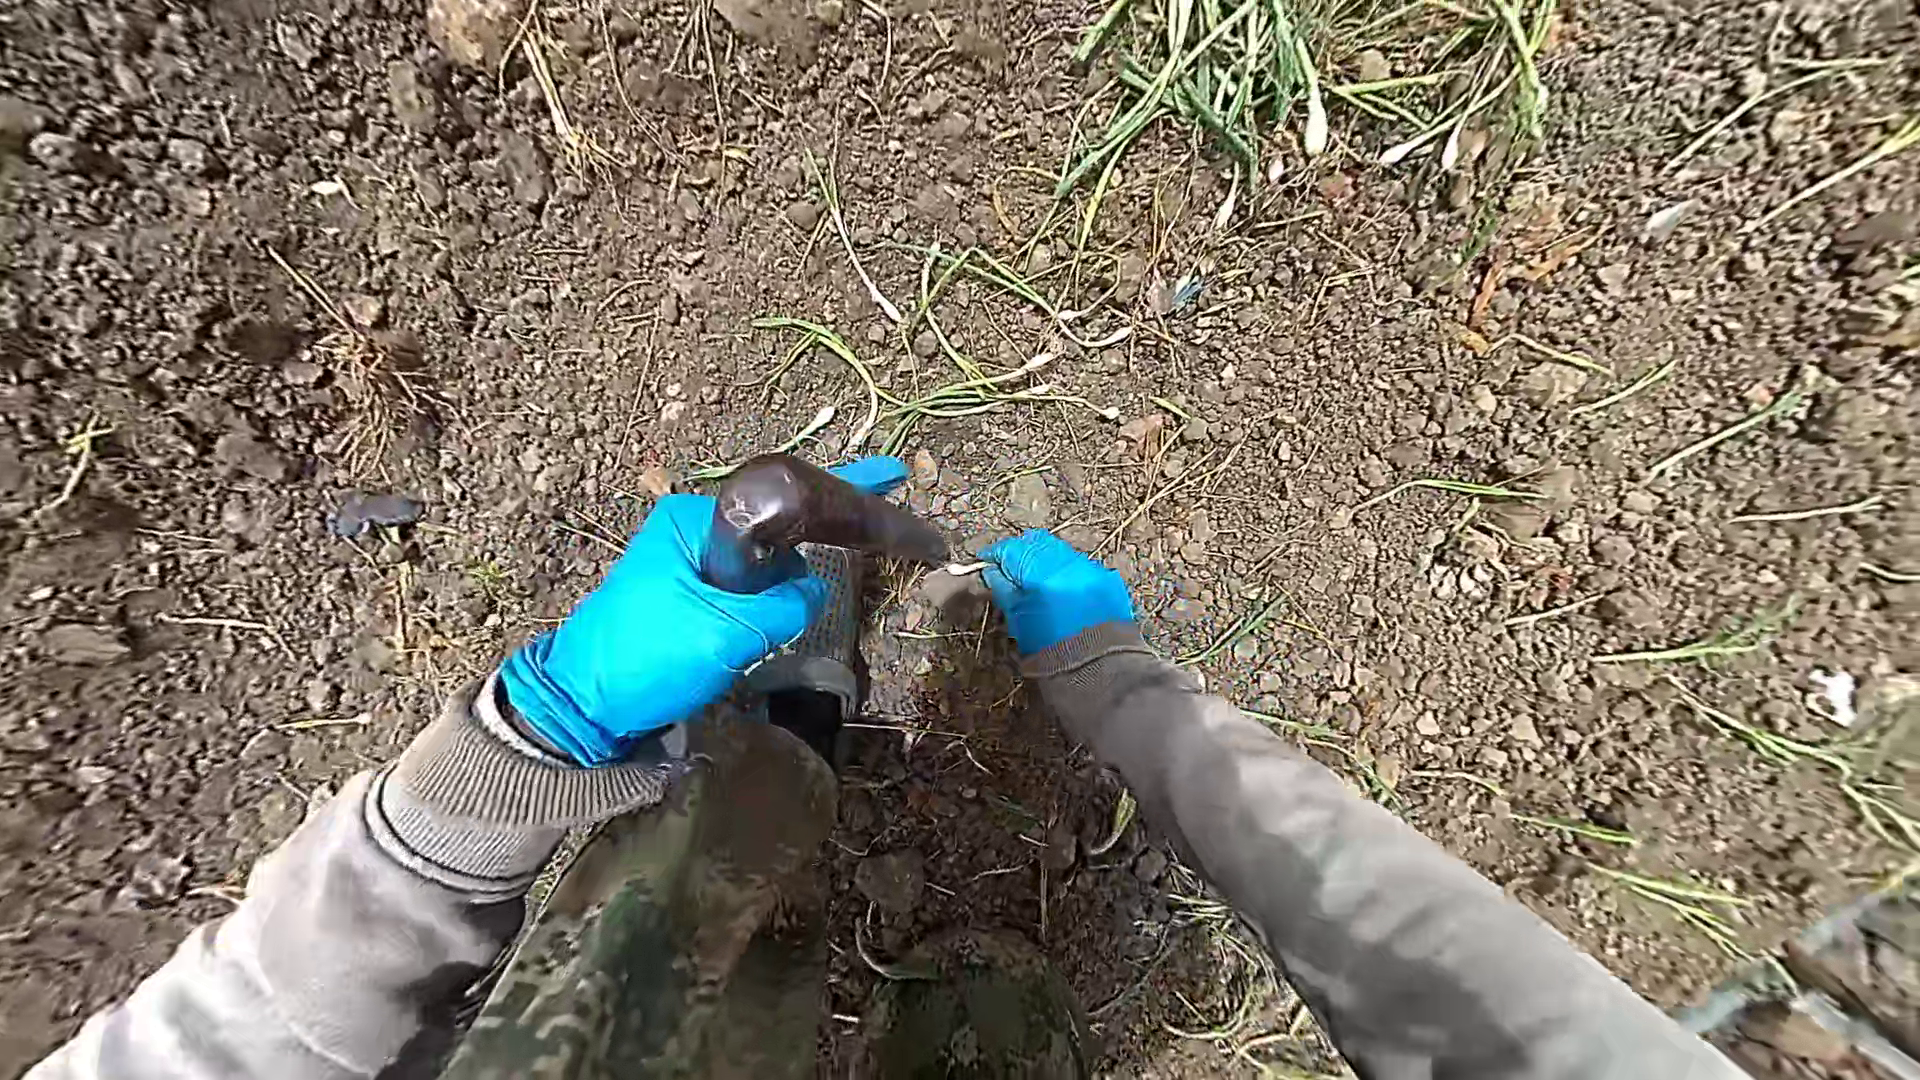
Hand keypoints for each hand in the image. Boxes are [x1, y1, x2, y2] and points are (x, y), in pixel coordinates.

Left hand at [499, 456, 908, 765]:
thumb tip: (818, 587)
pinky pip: (748, 585)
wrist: (582, 708)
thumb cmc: (648, 657)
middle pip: (778, 528)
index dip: (840, 489)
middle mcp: (697, 529)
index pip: (781, 497)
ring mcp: (694, 560)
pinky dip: (769, 600)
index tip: (891, 474)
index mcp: (698, 521)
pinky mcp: (693, 591)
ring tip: (775, 624)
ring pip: (766, 563)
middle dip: (812, 548)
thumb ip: (788, 603)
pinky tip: (773, 622)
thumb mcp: (728, 631)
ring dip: (785, 587)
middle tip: (859, 554)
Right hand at [981, 529, 1134, 655]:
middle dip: (1021, 553)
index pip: (1012, 549)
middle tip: (1009, 571)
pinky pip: (1078, 566)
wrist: (1099, 674)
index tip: (987, 564)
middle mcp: (1069, 564)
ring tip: (1035, 583)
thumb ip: (1005, 591)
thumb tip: (994, 573)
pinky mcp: (1107, 580)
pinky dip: (1064, 573)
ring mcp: (1091, 570)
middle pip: (1037, 543)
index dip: (996, 555)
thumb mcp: (1019, 621)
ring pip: (1059, 552)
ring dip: (1043, 562)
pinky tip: (1059, 591)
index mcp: (1042, 574)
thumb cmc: (1051, 654)